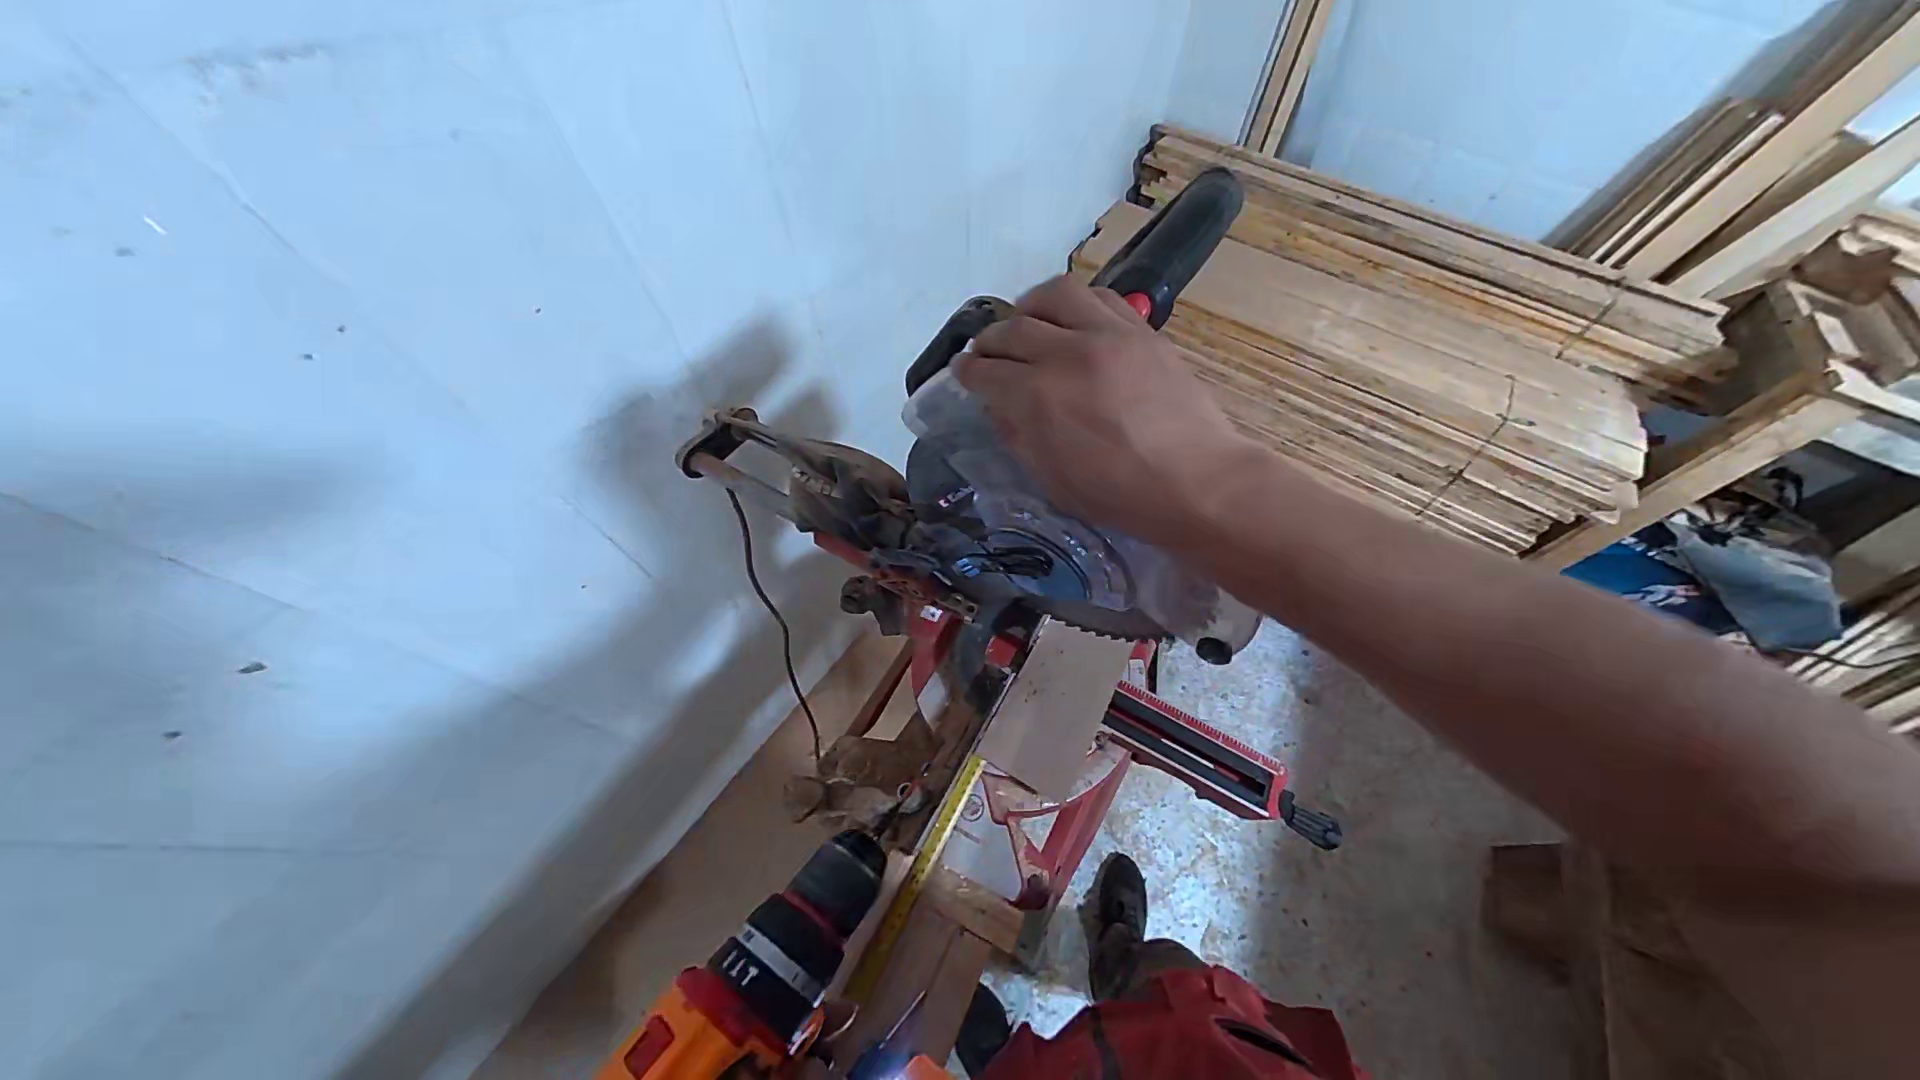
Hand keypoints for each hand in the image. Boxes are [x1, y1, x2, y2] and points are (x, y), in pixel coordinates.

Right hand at [954, 275, 1261, 543]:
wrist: (1195, 481)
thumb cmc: (1118, 494)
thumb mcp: (1052, 479)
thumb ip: (1018, 437)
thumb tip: (1000, 408)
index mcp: (1037, 397)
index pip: (985, 372)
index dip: (967, 372)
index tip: (963, 373)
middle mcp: (1066, 354)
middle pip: (1011, 329)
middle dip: (989, 341)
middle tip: (987, 354)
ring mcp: (1108, 335)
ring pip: (1054, 295)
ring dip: (1029, 307)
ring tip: (1028, 324)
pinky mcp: (1141, 331)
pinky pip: (1099, 297)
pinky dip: (1076, 305)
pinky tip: (1074, 323)